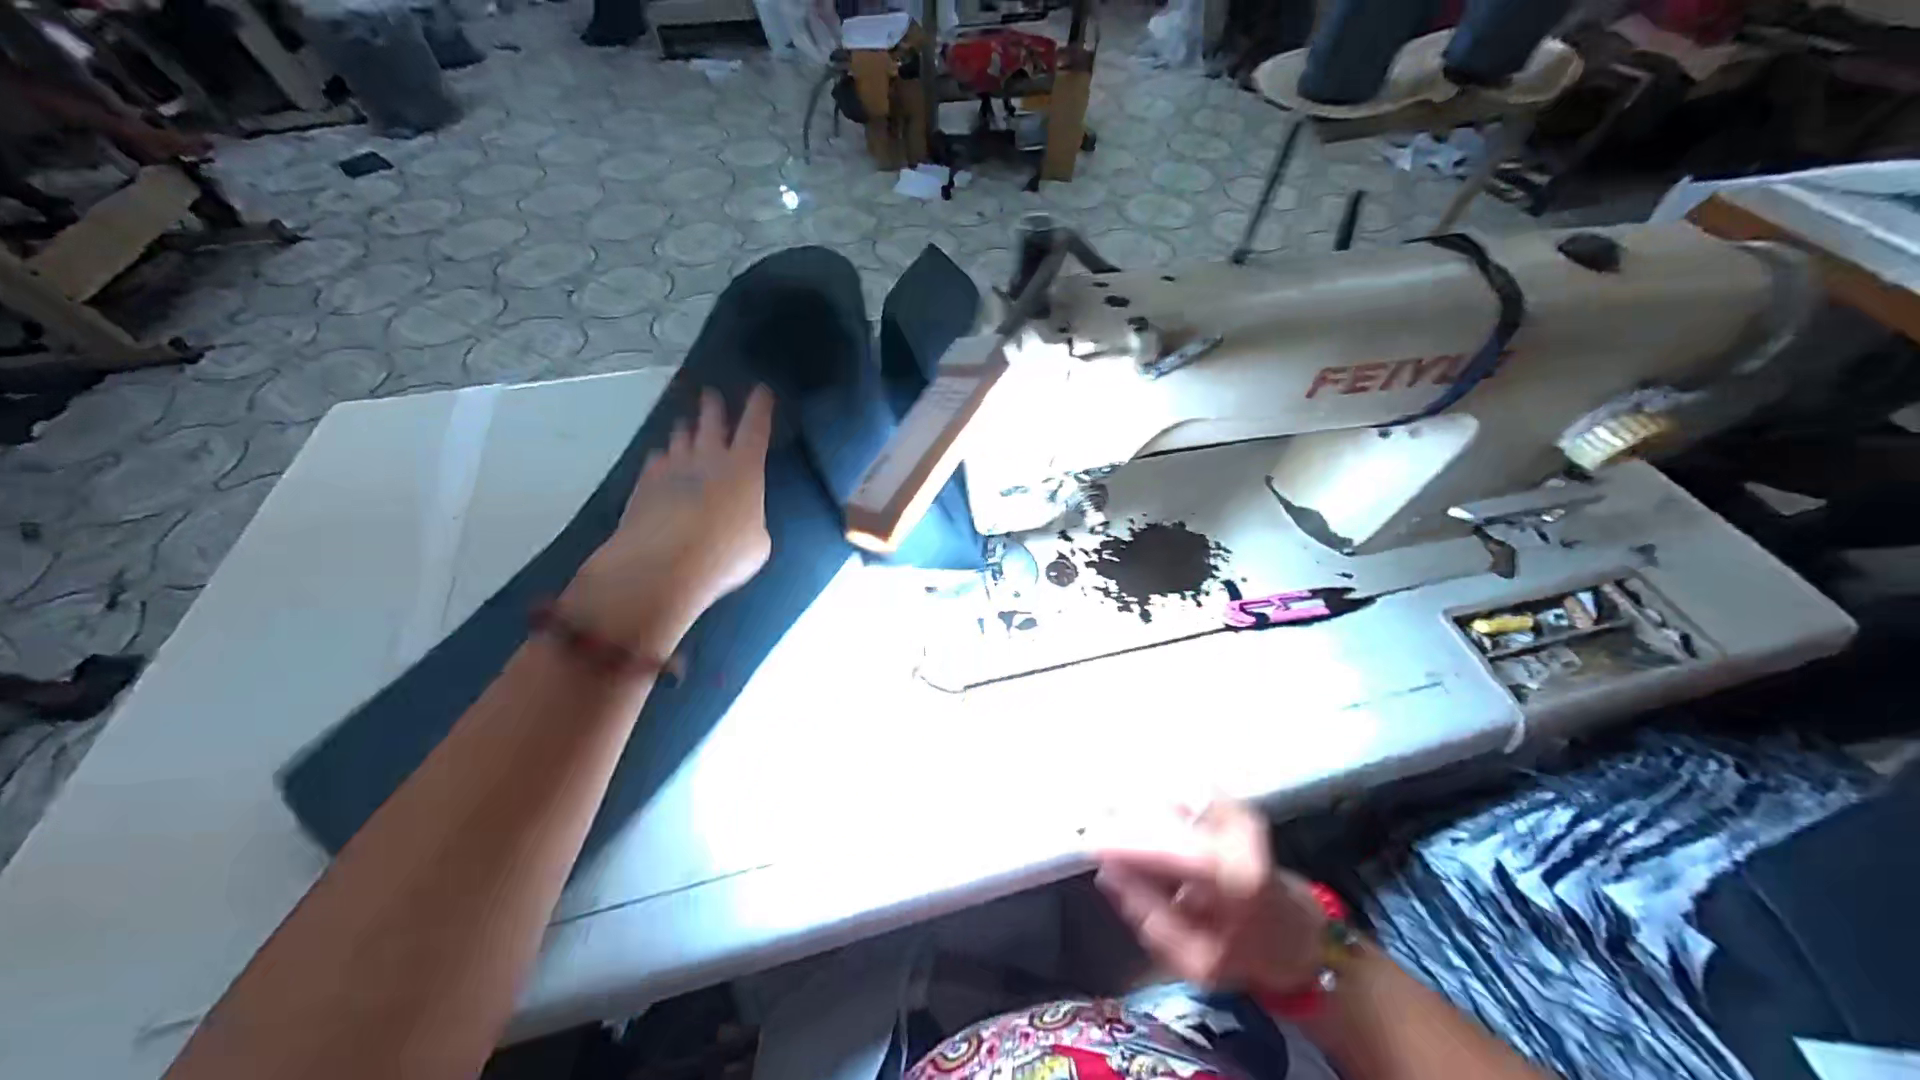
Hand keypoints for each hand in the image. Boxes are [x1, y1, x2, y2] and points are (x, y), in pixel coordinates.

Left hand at [560, 385, 774, 655]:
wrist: (662, 563)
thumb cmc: (723, 554)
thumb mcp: (757, 543)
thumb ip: (752, 521)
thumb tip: (742, 518)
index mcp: (744, 468)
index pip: (756, 427)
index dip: (760, 406)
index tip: (762, 390)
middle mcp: (708, 458)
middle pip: (710, 420)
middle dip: (713, 405)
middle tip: (711, 396)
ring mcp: (672, 467)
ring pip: (680, 436)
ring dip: (686, 430)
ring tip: (686, 427)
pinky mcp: (645, 482)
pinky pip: (656, 459)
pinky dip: (663, 457)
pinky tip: (662, 462)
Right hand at [1096, 799, 1329, 993]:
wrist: (1294, 932)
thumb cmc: (1244, 954)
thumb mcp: (1194, 959)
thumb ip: (1150, 916)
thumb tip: (1109, 874)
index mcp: (1236, 881)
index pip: (1174, 850)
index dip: (1128, 843)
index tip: (1090, 842)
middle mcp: (1239, 836)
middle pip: (1169, 812)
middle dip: (1123, 817)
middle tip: (1088, 828)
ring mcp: (1235, 813)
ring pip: (1171, 794)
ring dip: (1134, 804)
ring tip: (1105, 821)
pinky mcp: (1228, 803)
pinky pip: (1178, 791)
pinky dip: (1151, 800)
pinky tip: (1132, 814)